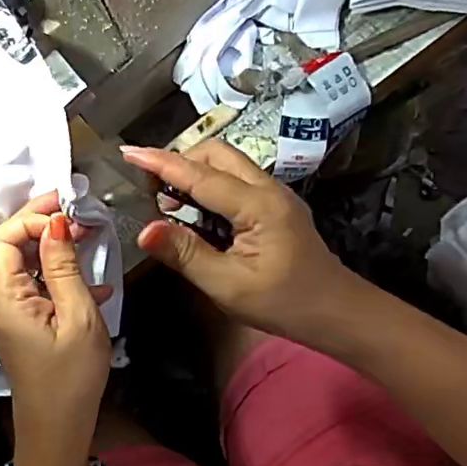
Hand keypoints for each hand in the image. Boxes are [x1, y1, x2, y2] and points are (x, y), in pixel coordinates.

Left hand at [0, 192, 114, 465]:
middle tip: (79, 212)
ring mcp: (8, 315)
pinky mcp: (21, 326)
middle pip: (8, 248)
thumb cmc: (72, 379)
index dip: (32, 219)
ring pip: (23, 266)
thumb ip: (64, 267)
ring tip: (89, 237)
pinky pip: (34, 289)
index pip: (2, 239)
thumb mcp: (78, 317)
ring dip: (54, 248)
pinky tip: (93, 282)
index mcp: (5, 298)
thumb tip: (57, 223)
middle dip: (41, 225)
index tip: (69, 215)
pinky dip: (58, 276)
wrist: (58, 431)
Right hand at [121, 140, 367, 345]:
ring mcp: (275, 195)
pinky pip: (237, 182)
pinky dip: (210, 187)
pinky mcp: (276, 206)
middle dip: (180, 161)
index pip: (200, 176)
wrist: (337, 313)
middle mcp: (268, 189)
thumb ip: (186, 255)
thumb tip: (144, 231)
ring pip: (228, 165)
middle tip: (150, 187)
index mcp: (258, 205)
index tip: (128, 152)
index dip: (161, 163)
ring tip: (168, 203)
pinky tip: (197, 215)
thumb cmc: (284, 304)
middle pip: (217, 155)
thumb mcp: (228, 286)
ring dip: (195, 174)